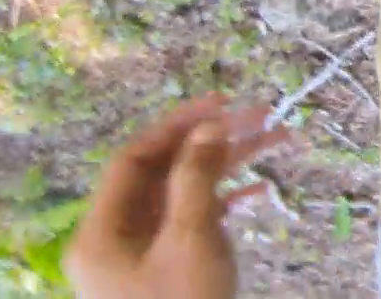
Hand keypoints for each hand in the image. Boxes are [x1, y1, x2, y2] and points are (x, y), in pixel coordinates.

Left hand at [64, 95, 289, 298]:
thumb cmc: (179, 298)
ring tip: (277, 139)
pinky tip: (260, 189)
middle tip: (262, 114)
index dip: (177, 124)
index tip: (224, 101)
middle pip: (163, 170)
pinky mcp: (166, 263)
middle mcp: (115, 236)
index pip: (134, 159)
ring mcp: (140, 251)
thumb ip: (196, 177)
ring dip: (229, 162)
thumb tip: (210, 124)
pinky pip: (194, 216)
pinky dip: (227, 196)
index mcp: (103, 230)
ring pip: (185, 189)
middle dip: (213, 139)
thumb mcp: (190, 234)